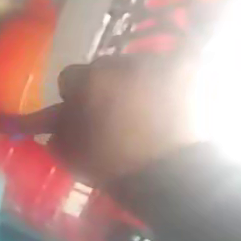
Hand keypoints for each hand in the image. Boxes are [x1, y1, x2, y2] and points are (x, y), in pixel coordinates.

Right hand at [54, 55, 199, 183]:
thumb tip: (52, 128)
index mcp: (91, 81)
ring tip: (141, 109)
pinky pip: (169, 68)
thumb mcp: (73, 153)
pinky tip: (166, 101)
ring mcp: (160, 64)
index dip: (71, 97)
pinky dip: (165, 81)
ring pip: (135, 67)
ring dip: (132, 82)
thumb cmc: (115, 166)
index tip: (78, 115)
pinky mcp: (188, 70)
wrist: (174, 177)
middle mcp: (123, 63)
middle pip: (103, 68)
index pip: (69, 77)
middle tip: (109, 113)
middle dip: (102, 86)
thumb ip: (56, 132)